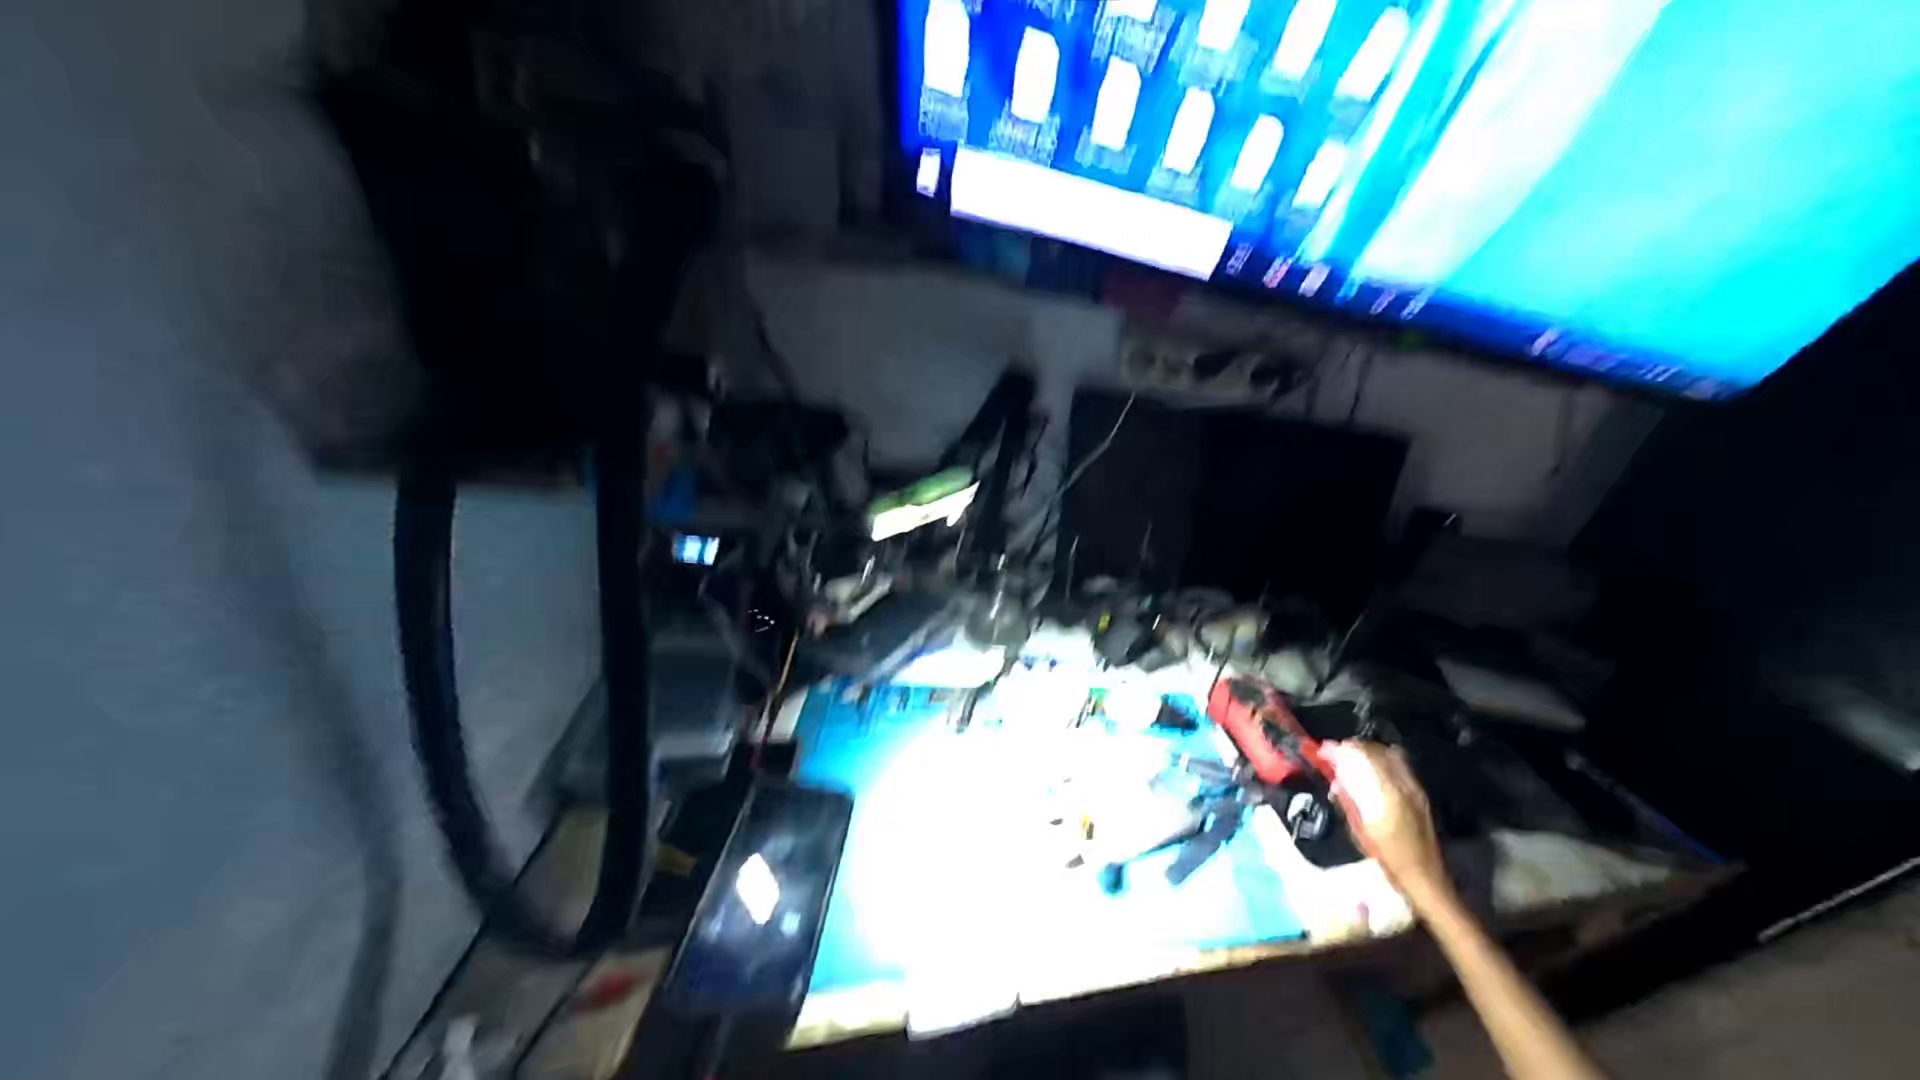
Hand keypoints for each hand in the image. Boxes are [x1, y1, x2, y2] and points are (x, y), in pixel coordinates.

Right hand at [1323, 740, 1453, 909]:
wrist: (1426, 879)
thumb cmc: (1389, 858)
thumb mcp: (1361, 831)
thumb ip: (1349, 802)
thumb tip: (1336, 782)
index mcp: (1390, 793)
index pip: (1366, 756)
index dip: (1344, 748)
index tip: (1325, 749)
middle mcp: (1406, 786)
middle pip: (1381, 751)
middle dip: (1356, 747)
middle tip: (1337, 752)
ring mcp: (1417, 791)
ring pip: (1393, 757)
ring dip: (1371, 753)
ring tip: (1353, 759)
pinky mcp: (1421, 797)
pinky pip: (1401, 768)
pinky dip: (1383, 762)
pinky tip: (1372, 773)